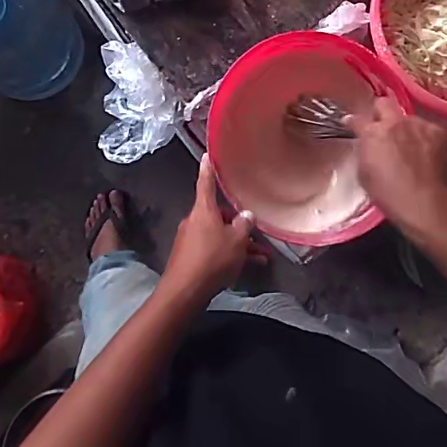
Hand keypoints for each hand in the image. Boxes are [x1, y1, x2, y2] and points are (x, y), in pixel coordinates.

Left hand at [159, 155, 255, 305]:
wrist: (185, 291)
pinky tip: (249, 266)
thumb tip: (246, 215)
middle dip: (237, 223)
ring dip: (238, 243)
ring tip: (261, 255)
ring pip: (219, 234)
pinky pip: (214, 249)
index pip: (206, 182)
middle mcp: (195, 220)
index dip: (208, 169)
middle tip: (256, 233)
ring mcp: (191, 238)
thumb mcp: (236, 241)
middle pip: (218, 214)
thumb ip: (244, 226)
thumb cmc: (212, 259)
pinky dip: (229, 254)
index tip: (207, 155)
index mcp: (203, 210)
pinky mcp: (191, 256)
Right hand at [348, 98, 446, 244]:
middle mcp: (396, 122)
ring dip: (406, 129)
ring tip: (411, 146)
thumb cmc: (389, 195)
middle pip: (384, 103)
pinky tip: (428, 153)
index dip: (355, 123)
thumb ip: (364, 150)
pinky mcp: (440, 133)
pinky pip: (428, 130)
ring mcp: (420, 125)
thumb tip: (365, 142)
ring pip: (409, 118)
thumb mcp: (364, 173)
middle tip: (383, 128)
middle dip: (381, 113)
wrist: (427, 205)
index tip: (354, 126)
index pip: (357, 118)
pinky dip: (426, 138)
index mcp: (373, 133)